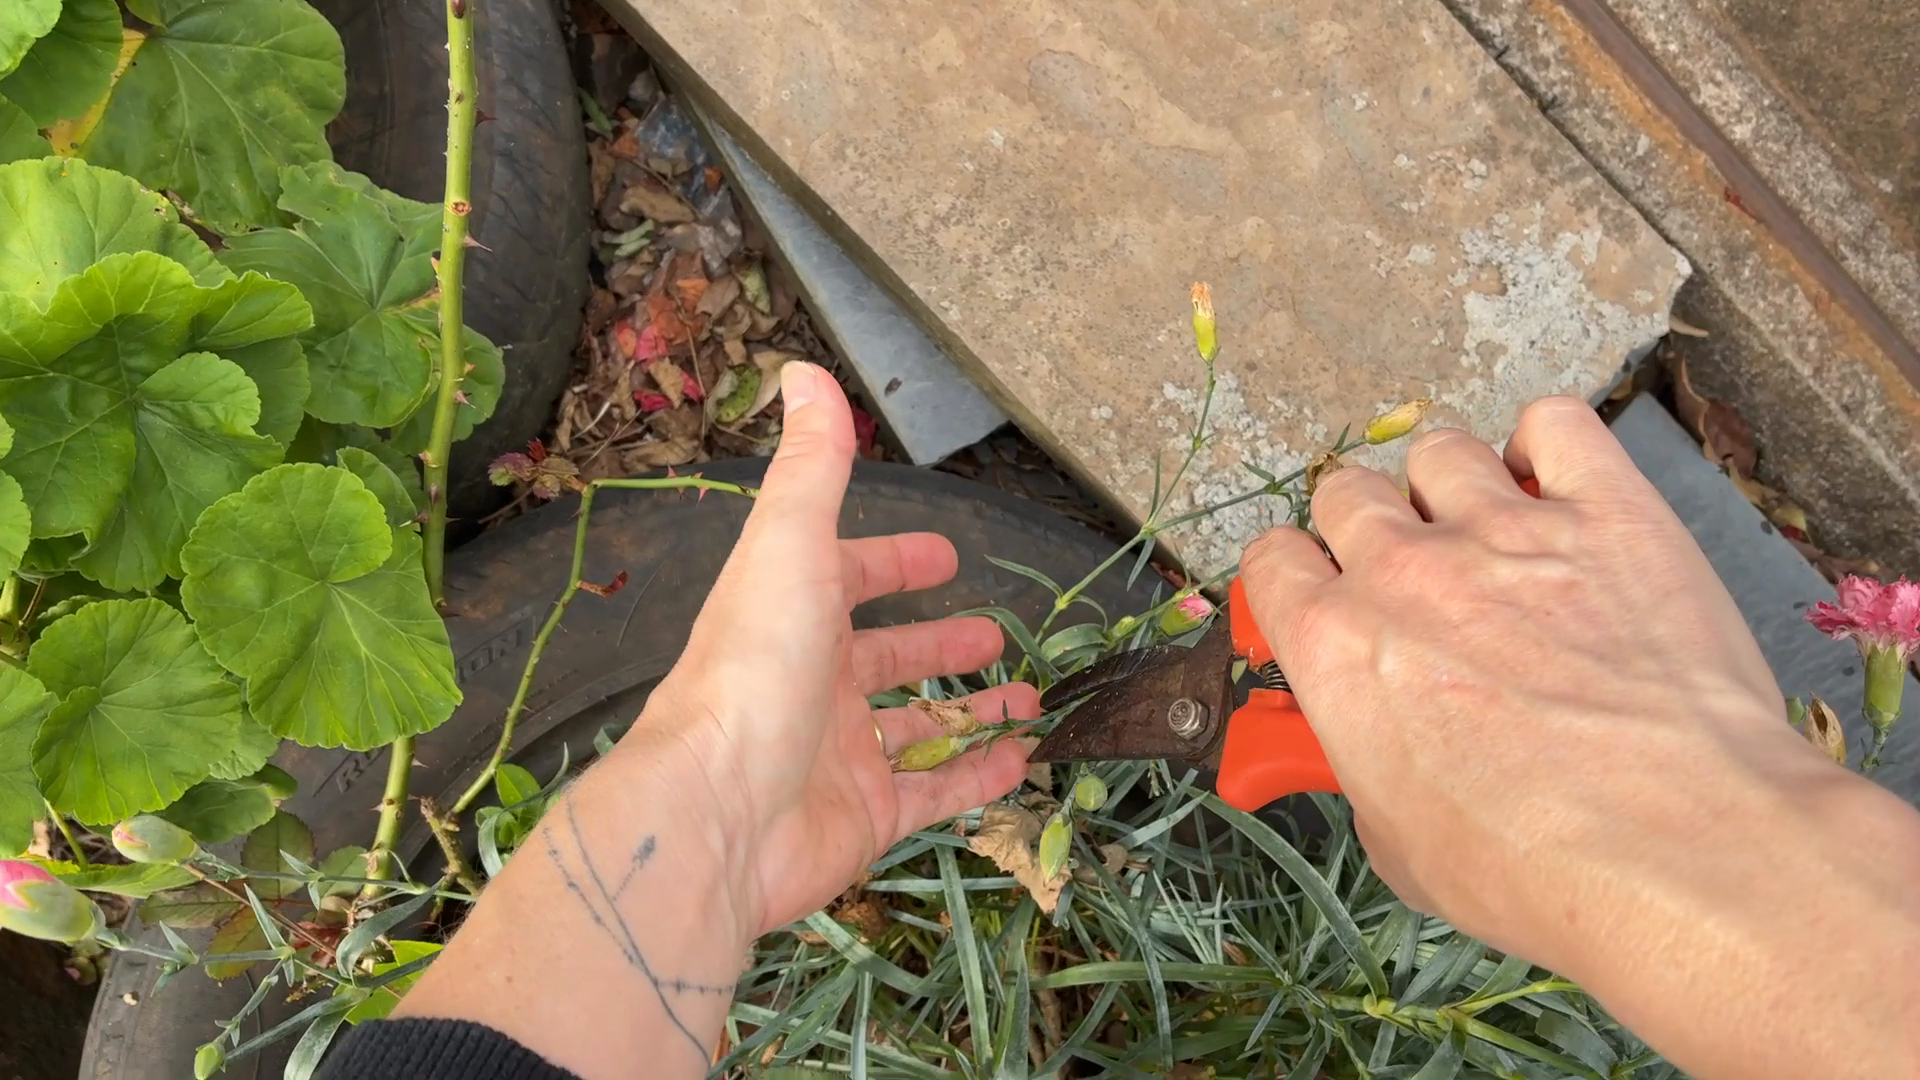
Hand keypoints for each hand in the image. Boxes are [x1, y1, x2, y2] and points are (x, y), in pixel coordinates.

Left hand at [398, 364, 1036, 1078]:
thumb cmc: (758, 662)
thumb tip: (805, 370)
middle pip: (889, 657)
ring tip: (1030, 699)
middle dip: (941, 644)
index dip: (897, 562)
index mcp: (797, 614)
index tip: (944, 558)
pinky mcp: (865, 816)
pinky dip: (977, 776)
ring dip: (974, 711)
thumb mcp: (791, 544)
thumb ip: (812, 464)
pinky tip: (1024, 761)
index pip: (852, 578)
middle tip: (994, 634)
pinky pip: (934, 792)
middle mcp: (816, 682)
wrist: (716, 813)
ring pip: (919, 725)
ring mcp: (841, 753)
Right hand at [1238, 397, 1919, 1078]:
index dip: (1289, 574)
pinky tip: (1552, 483)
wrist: (1684, 858)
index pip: (1269, 556)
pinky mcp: (1607, 515)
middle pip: (1342, 490)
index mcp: (1329, 637)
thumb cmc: (1513, 863)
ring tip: (1476, 524)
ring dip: (1442, 483)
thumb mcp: (1385, 831)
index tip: (1315, 593)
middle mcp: (1397, 568)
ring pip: (1435, 449)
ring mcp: (1500, 530)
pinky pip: (1555, 425)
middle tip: (1398, 566)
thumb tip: (1377, 743)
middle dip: (1357, 524)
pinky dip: (1545, 444)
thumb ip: (1360, 756)